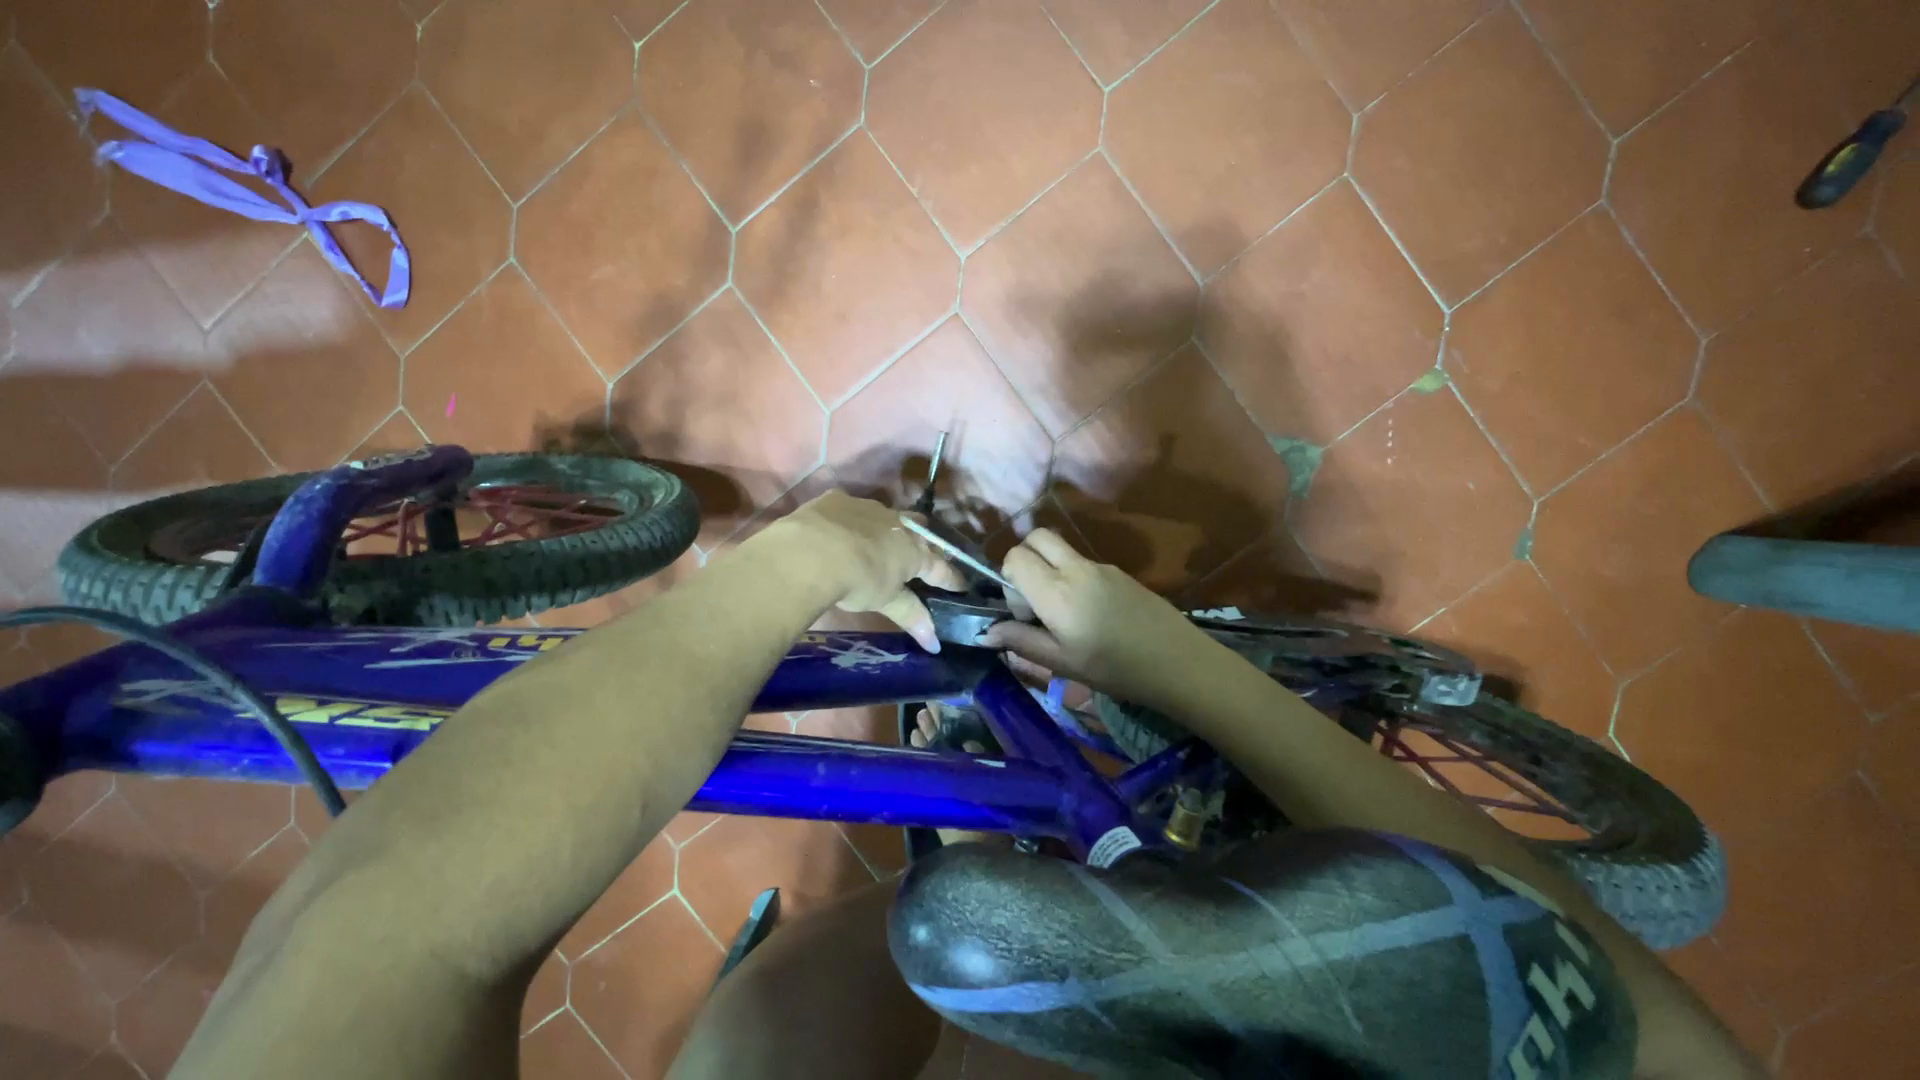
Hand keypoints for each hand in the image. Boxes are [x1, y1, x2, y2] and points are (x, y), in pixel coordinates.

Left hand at [758, 490, 964, 651]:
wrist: (811, 552)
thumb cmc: (858, 580)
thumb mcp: (885, 601)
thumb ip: (910, 616)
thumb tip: (935, 644)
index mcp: (913, 550)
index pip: (939, 566)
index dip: (951, 578)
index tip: (962, 585)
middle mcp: (896, 523)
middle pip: (919, 530)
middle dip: (924, 542)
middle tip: (922, 554)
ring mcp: (866, 508)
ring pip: (886, 515)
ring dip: (887, 528)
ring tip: (880, 540)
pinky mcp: (836, 500)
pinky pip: (850, 508)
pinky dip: (851, 520)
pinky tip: (841, 528)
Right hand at [981, 529, 1210, 710]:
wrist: (1178, 662)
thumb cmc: (1115, 669)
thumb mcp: (1062, 663)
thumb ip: (1022, 641)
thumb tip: (986, 632)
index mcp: (1057, 591)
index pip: (1015, 557)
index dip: (1009, 579)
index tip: (1023, 611)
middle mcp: (1077, 569)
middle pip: (1037, 537)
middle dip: (1026, 558)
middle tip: (1035, 598)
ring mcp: (1101, 566)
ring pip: (1061, 549)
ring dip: (1050, 568)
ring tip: (1063, 611)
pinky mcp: (1120, 572)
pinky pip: (1083, 562)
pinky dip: (1072, 576)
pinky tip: (1090, 614)